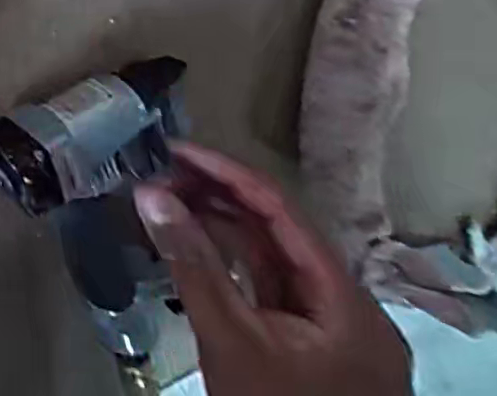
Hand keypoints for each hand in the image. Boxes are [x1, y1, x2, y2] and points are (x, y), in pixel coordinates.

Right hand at [133, 142, 411, 395]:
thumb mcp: (229, 341)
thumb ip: (192, 263)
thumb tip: (149, 192)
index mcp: (347, 300)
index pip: (282, 210)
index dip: (226, 173)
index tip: (176, 150)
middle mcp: (347, 305)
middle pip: (279, 230)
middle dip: (218, 197)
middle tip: (163, 175)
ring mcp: (328, 328)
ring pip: (271, 257)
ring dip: (220, 225)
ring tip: (169, 199)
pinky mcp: (306, 345)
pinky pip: (266, 285)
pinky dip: (229, 260)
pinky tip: (193, 241)